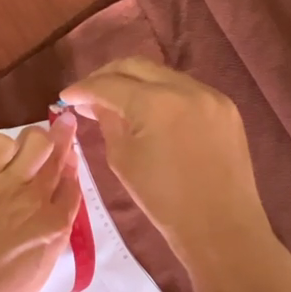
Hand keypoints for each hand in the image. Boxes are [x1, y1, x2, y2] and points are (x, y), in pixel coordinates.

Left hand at [0, 116, 81, 291]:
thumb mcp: (38, 271)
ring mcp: (10, 182)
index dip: (70, 169)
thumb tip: (50, 222)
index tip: (68, 159)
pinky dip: (2, 144)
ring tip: (24, 143)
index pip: (72, 186)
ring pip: (34, 141)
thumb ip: (49, 240)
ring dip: (33, 138)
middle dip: (62, 137)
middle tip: (62, 125)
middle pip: (58, 156)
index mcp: (57, 227)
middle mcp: (39, 198)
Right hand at [60, 58, 272, 272]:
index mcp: (154, 103)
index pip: (107, 84)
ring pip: (161, 74)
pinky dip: (160, 93)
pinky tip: (149, 112)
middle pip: (135, 66)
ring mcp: (209, 96)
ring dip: (134, 82)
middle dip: (106, 76)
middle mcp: (184, 89)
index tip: (65, 97)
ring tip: (116, 102)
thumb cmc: (162, 198)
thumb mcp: (122, 158)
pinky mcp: (225, 107)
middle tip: (87, 94)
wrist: (220, 226)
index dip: (81, 88)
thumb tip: (94, 103)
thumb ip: (107, 121)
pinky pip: (184, 89)